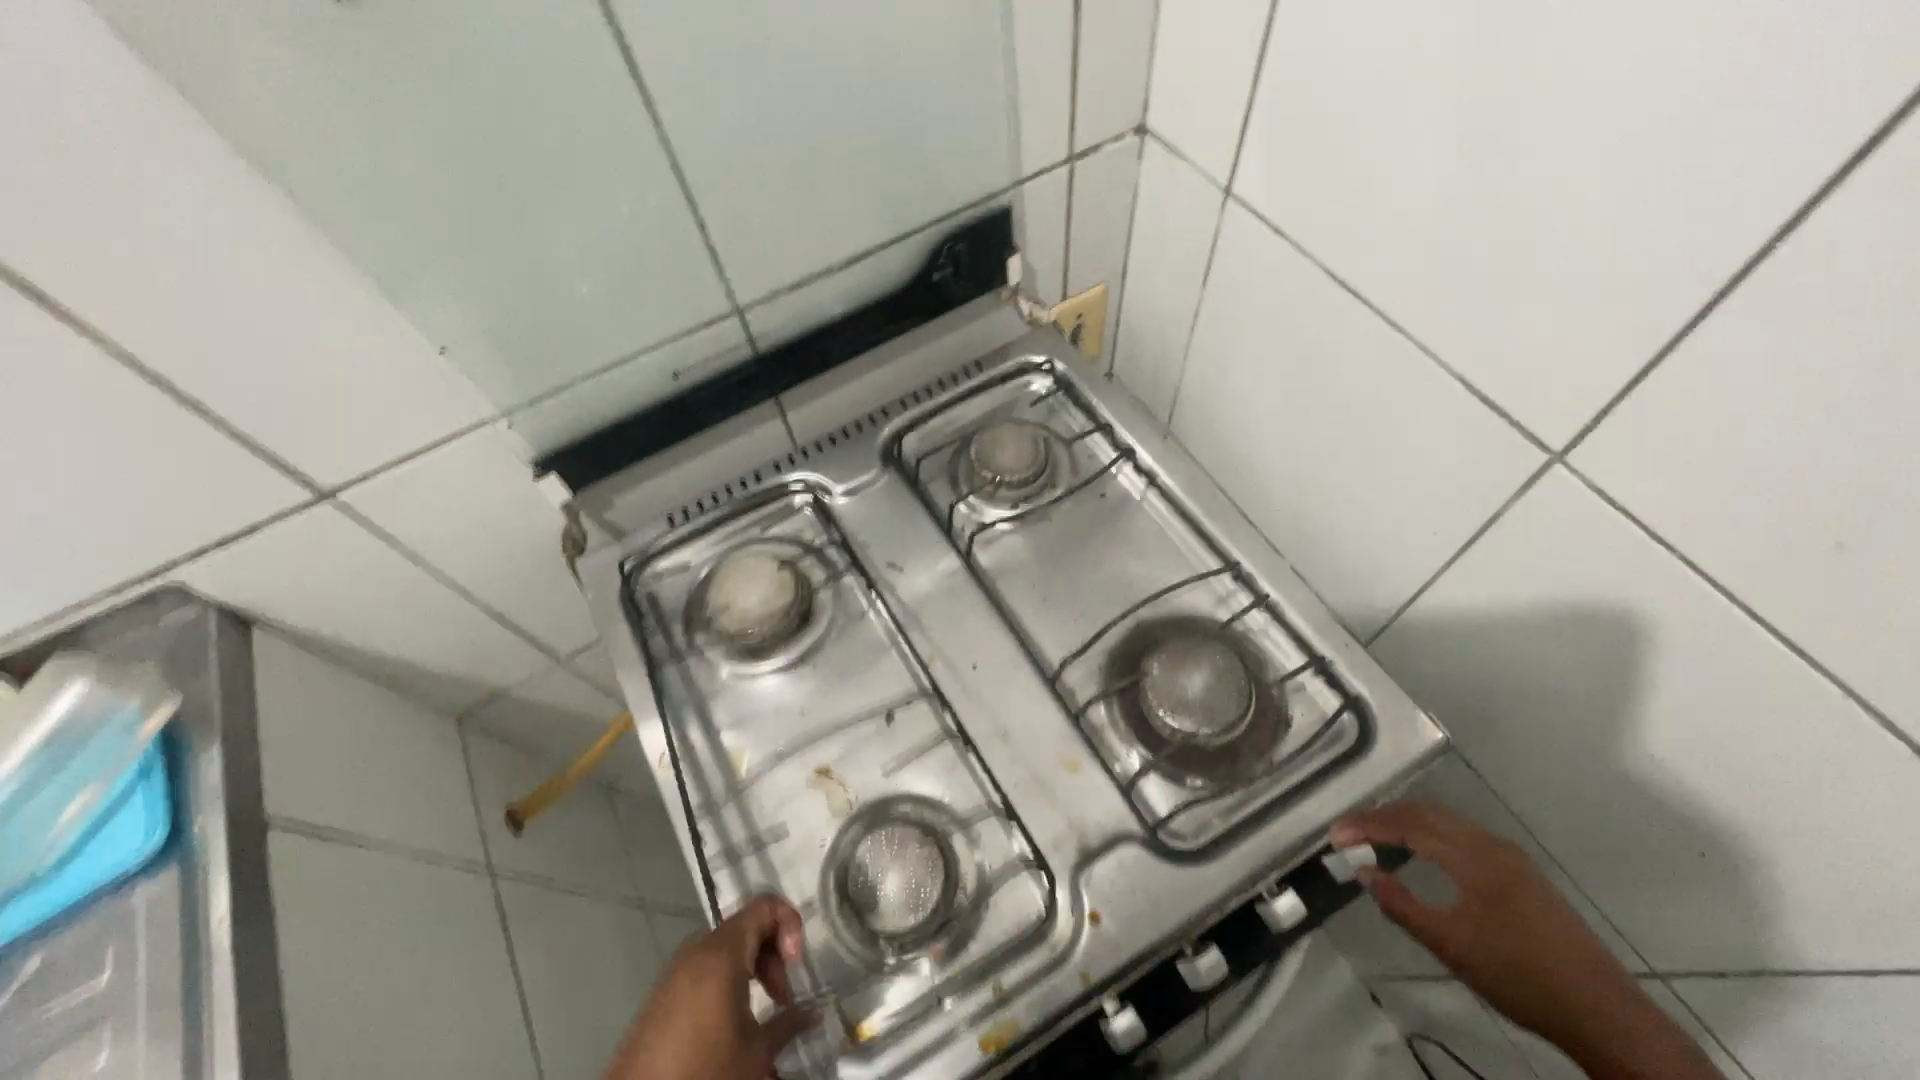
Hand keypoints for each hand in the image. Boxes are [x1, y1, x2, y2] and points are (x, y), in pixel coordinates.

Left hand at [604, 894, 817, 1079]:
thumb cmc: (704, 1072)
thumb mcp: (756, 1053)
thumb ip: (788, 1024)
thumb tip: (814, 1013)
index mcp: (722, 954)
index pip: (764, 906)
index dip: (789, 924)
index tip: (795, 965)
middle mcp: (697, 952)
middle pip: (746, 928)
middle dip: (772, 956)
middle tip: (782, 999)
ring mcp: (675, 972)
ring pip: (725, 950)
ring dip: (751, 971)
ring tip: (760, 1014)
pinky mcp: (662, 995)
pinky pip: (704, 970)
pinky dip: (726, 982)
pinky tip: (731, 1025)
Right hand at [1332, 800, 1719, 1079]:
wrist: (1601, 1010)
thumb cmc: (1520, 978)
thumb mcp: (1451, 947)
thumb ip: (1402, 906)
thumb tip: (1364, 872)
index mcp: (1476, 859)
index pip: (1410, 824)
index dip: (1368, 826)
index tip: (1334, 836)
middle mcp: (1494, 846)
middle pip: (1429, 812)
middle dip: (1383, 816)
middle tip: (1348, 831)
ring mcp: (1512, 858)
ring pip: (1448, 822)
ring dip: (1407, 822)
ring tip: (1375, 838)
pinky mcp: (1523, 874)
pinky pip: (1465, 836)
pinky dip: (1431, 834)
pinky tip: (1421, 853)